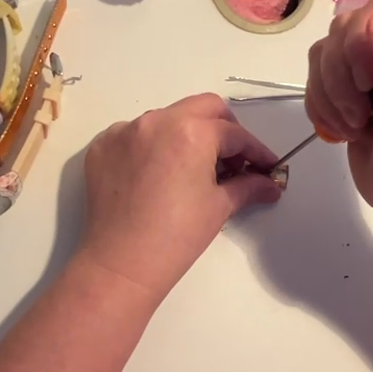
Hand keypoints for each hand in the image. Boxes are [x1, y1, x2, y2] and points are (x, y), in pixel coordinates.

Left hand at [76, 94, 283, 298]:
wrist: (122, 263)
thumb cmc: (177, 235)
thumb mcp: (219, 206)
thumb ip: (248, 186)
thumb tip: (270, 185)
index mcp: (191, 131)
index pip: (233, 133)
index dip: (254, 151)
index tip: (265, 166)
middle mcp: (156, 121)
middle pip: (202, 108)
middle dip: (224, 128)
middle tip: (232, 158)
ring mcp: (124, 131)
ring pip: (166, 118)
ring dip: (185, 134)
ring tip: (193, 168)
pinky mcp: (102, 146)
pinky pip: (134, 135)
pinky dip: (151, 146)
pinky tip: (157, 174)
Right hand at [305, 0, 372, 223]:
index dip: (365, 39)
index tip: (367, 85)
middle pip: (350, 23)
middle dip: (343, 73)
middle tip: (360, 114)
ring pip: (328, 47)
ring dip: (330, 92)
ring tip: (355, 126)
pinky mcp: (348, 77)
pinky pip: (315, 69)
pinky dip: (320, 102)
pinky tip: (343, 128)